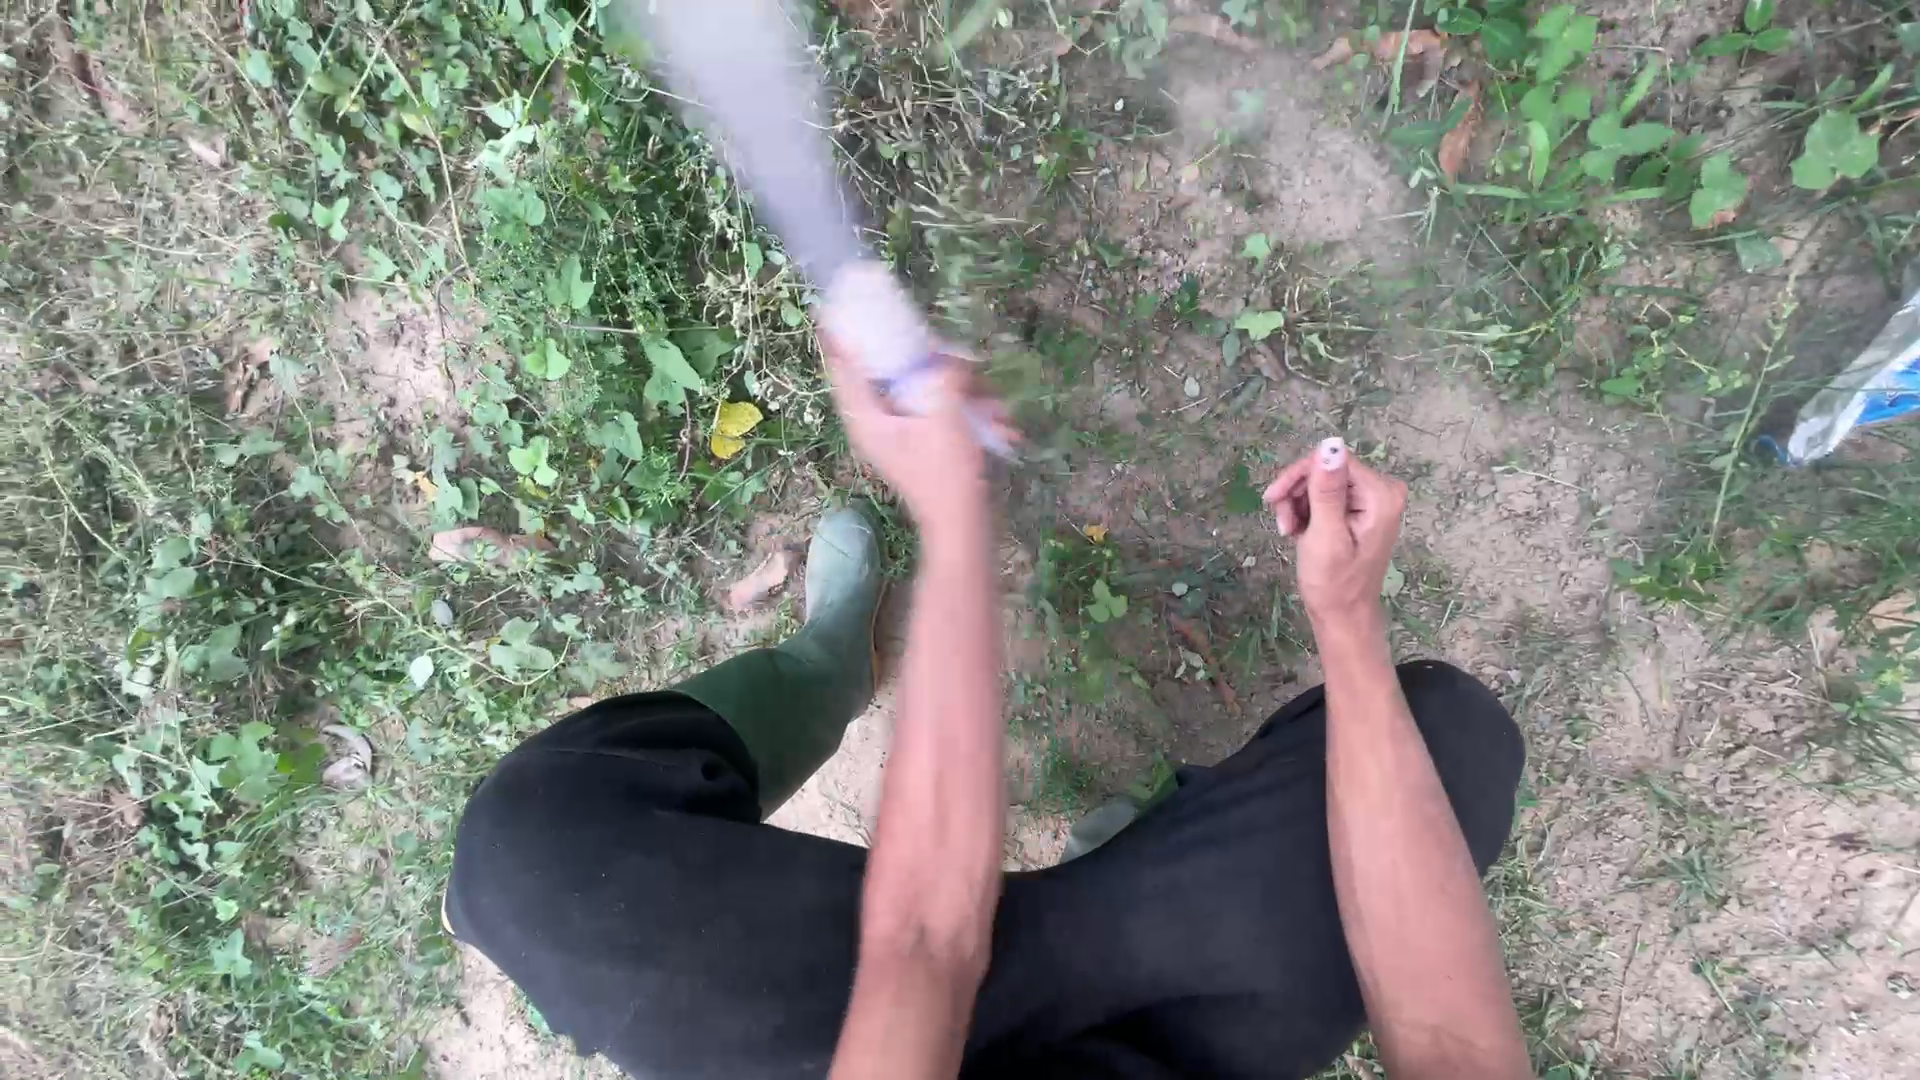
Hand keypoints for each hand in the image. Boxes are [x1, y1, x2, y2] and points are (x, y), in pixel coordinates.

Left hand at [820, 331, 1008, 539]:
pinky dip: (966, 411)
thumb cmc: (946, 477)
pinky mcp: (922, 442)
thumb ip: (943, 377)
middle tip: (947, 352)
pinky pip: (938, 411)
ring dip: (960, 391)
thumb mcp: (946, 418)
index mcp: (867, 419)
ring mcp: (900, 434)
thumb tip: (950, 356)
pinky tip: (997, 420)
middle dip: (925, 362)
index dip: (841, 337)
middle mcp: (877, 424)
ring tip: (991, 403)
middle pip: (886, 374)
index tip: (839, 307)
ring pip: (921, 391)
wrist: (963, 527)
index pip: (844, 369)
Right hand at [1263, 438, 1407, 638]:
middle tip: (1282, 523)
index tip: (1273, 500)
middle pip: (1325, 470)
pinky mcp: (1359, 509)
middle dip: (1296, 493)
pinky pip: (1323, 495)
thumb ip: (1326, 490)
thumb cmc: (1333, 582)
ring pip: (1319, 482)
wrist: (1341, 614)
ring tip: (1288, 531)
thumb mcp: (1325, 535)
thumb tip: (1330, 444)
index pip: (1332, 460)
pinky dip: (1304, 511)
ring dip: (1296, 504)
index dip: (1299, 476)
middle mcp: (1381, 491)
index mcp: (1380, 495)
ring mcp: (1371, 500)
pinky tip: (1298, 531)